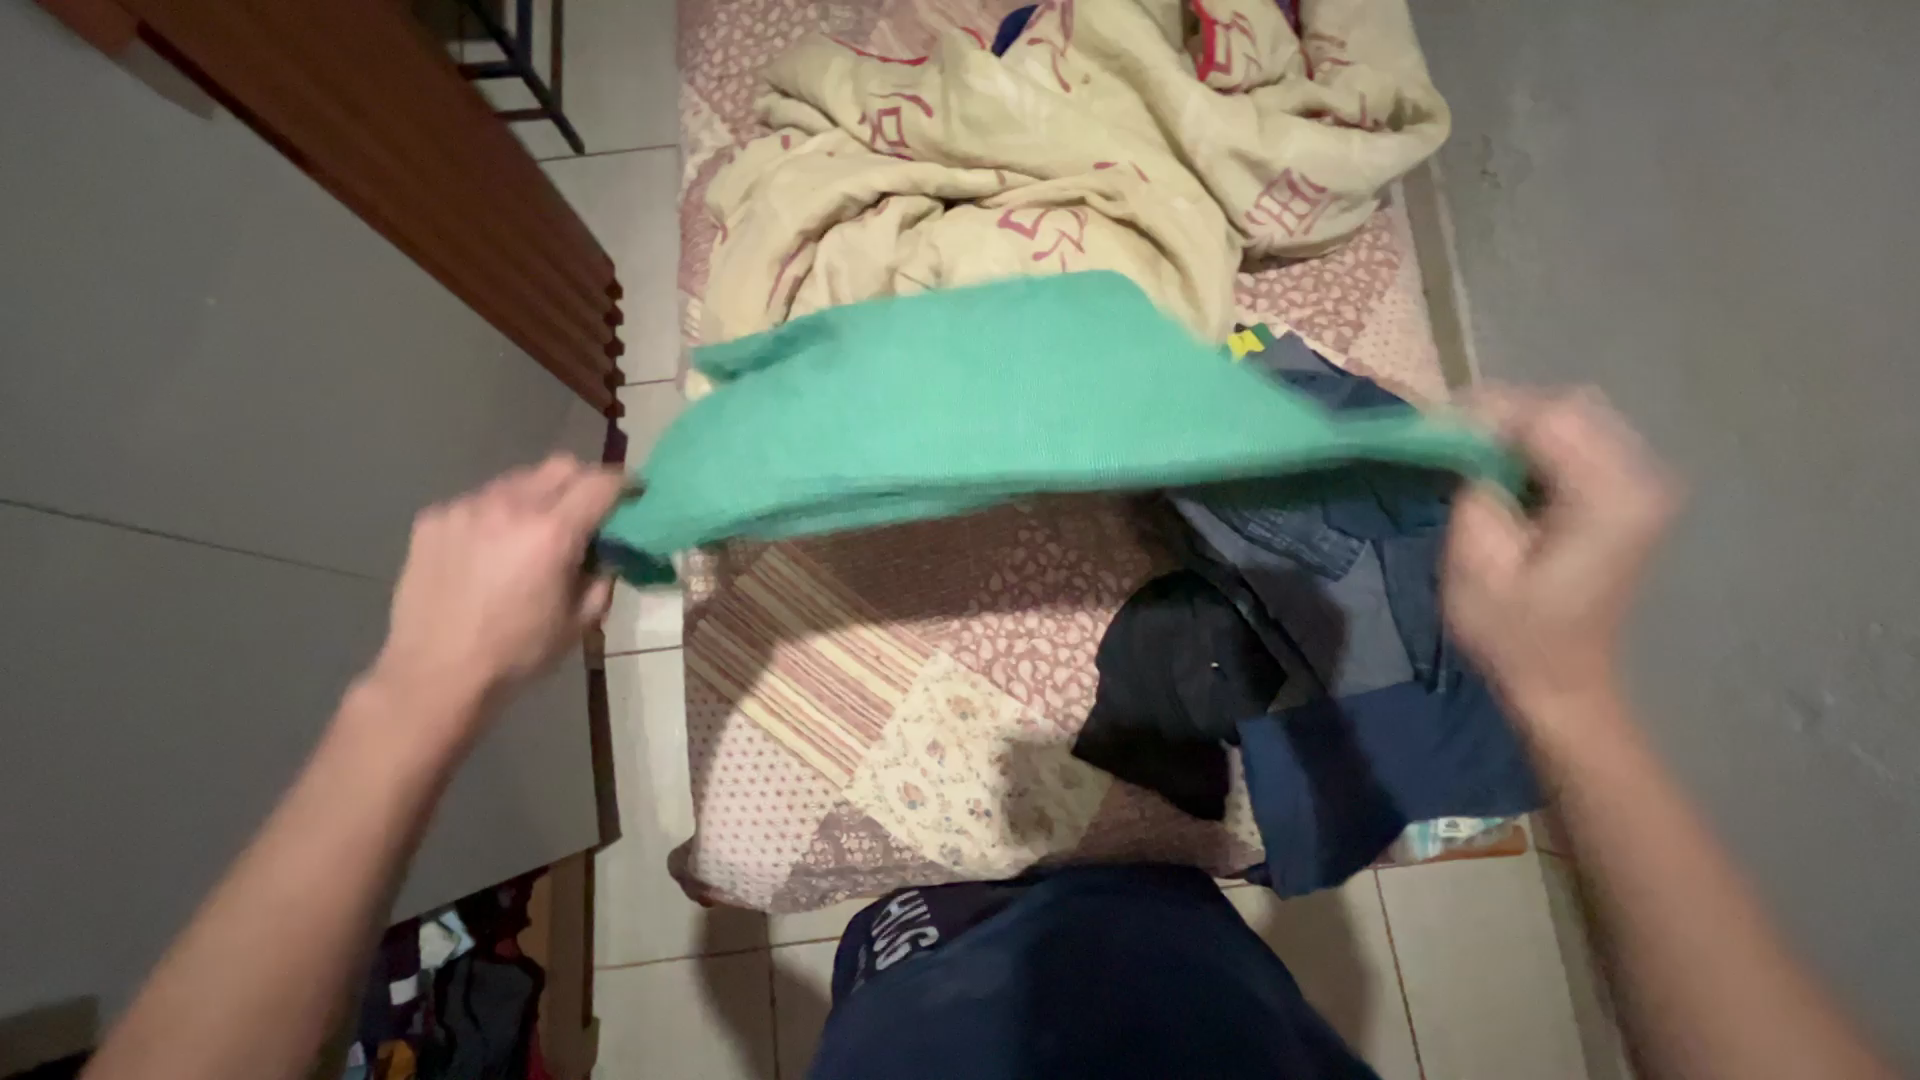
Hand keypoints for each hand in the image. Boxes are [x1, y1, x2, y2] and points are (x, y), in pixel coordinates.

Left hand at [369, 455, 623, 722]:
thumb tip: (607, 552)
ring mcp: (466, 508)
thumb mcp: (581, 619)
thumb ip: (603, 576)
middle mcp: (510, 507)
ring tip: (533, 534)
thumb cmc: (518, 653)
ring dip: (539, 497)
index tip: (635, 494)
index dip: (625, 484)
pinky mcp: (434, 519)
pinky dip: (498, 515)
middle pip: (561, 466)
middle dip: (584, 481)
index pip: (601, 482)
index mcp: (552, 533)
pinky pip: (479, 501)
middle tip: (588, 511)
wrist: (435, 674)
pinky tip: (490, 551)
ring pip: (518, 480)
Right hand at [1443, 387, 1680, 713]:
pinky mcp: (1628, 492)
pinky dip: (1533, 442)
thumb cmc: (1512, 632)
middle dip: (1501, 413)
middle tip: (1444, 436)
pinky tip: (1498, 465)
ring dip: (1516, 426)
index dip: (1484, 415)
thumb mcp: (1473, 564)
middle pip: (1569, 407)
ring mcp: (1641, 484)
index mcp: (1609, 498)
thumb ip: (1475, 489)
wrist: (1562, 678)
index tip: (1431, 428)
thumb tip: (1466, 441)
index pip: (1547, 419)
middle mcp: (1642, 479)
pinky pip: (1579, 440)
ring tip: (1466, 449)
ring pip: (1574, 416)